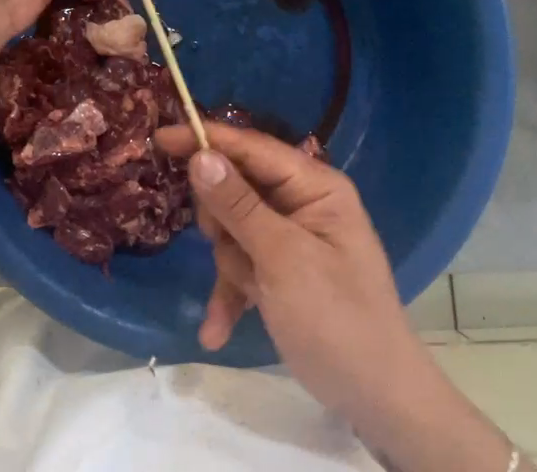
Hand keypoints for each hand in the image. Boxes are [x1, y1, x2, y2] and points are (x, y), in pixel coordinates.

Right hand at [155, 124, 428, 424]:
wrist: (376, 398)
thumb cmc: (336, 318)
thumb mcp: (283, 258)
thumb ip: (239, 205)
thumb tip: (201, 155)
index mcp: (314, 187)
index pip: (251, 148)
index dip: (206, 140)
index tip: (160, 138)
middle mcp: (302, 205)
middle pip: (235, 189)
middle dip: (223, 224)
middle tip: (225, 246)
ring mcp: (290, 242)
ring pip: (231, 232)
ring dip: (230, 267)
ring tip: (252, 296)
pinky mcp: (279, 275)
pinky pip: (240, 269)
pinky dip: (230, 296)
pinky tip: (217, 332)